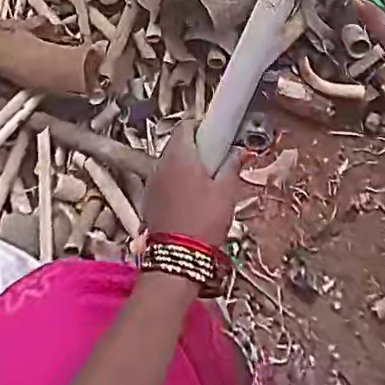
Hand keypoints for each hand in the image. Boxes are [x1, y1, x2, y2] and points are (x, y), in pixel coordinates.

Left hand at [142, 122, 245, 246]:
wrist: (178, 261)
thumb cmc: (204, 222)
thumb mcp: (226, 192)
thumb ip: (231, 165)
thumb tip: (236, 151)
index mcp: (180, 155)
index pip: (186, 124)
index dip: (202, 125)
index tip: (216, 136)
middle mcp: (161, 164)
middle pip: (177, 143)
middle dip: (196, 148)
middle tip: (216, 162)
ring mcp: (152, 183)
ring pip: (170, 164)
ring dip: (185, 167)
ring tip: (205, 184)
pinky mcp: (148, 201)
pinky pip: (164, 182)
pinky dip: (176, 184)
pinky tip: (190, 201)